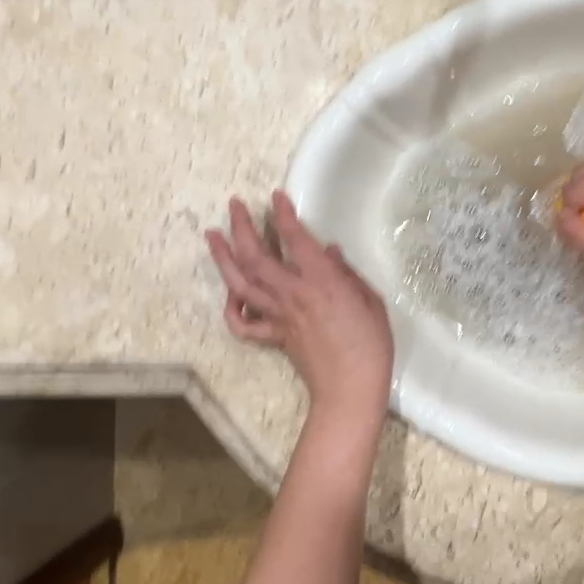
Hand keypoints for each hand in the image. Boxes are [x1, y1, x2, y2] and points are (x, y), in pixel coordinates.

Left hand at [206, 191, 394, 425]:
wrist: (351, 387)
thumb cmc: (371, 344)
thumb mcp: (370, 301)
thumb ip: (347, 274)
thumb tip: (329, 252)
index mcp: (321, 281)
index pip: (295, 240)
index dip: (283, 215)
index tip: (276, 196)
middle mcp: (293, 294)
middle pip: (256, 256)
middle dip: (241, 227)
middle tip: (233, 205)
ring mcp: (278, 316)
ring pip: (240, 284)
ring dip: (223, 258)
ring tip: (212, 236)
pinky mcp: (273, 337)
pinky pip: (242, 323)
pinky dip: (230, 308)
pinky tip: (230, 294)